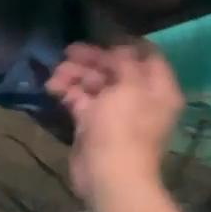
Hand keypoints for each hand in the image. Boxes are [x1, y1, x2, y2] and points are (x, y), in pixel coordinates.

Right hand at [44, 43, 183, 200]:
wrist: (109, 175)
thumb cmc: (124, 127)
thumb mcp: (129, 86)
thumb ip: (124, 62)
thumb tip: (117, 48)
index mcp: (157, 89)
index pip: (147, 55)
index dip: (126, 44)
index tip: (102, 36)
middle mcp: (139, 97)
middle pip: (115, 67)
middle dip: (91, 58)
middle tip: (68, 52)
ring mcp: (115, 110)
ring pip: (94, 81)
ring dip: (73, 74)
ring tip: (56, 77)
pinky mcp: (93, 122)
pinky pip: (80, 98)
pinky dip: (67, 90)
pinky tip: (54, 88)